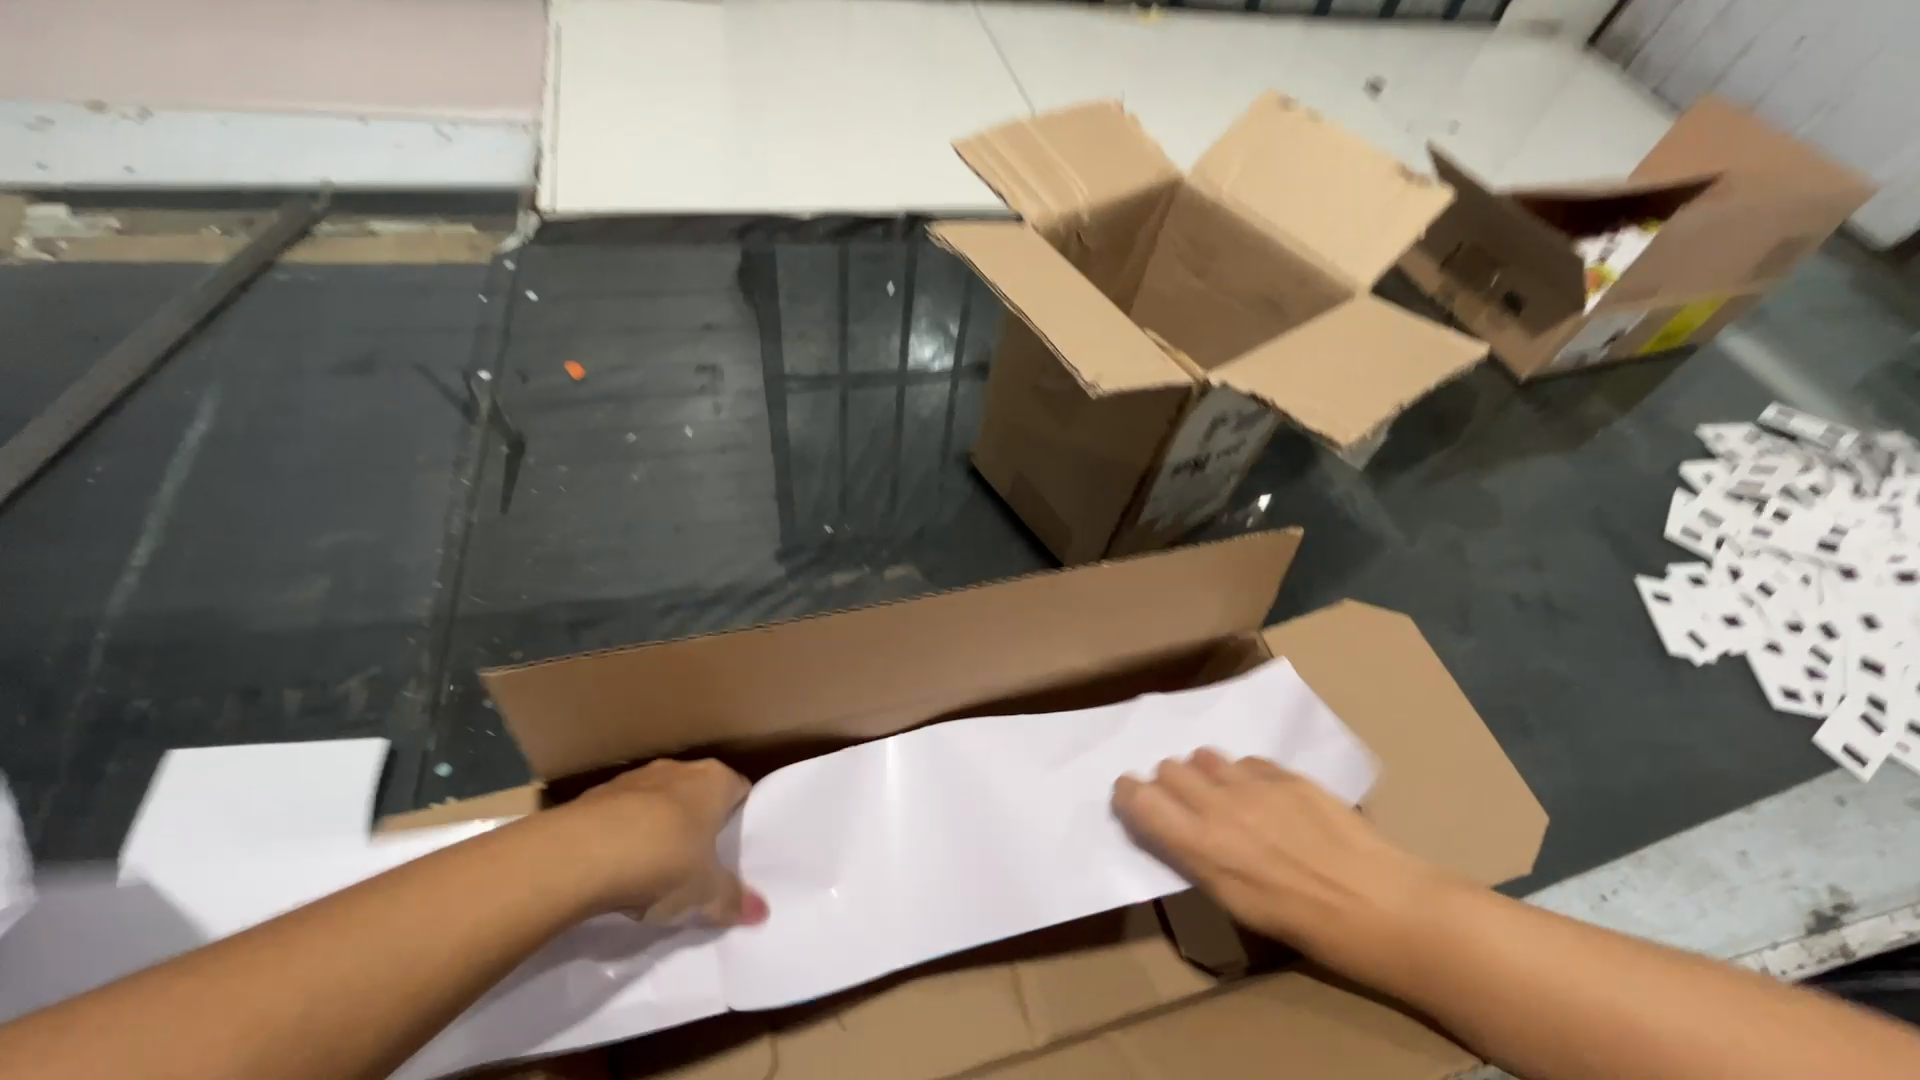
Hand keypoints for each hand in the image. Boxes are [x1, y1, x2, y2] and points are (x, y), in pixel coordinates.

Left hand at [553, 759, 767, 926]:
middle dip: (698, 825)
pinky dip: (622, 837)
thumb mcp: (705, 894)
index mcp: (715, 780)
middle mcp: (678, 769)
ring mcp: (634, 778)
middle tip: (699, 864)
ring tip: (654, 871)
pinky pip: (620, 817)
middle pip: (697, 796)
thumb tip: (761, 913)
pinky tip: (617, 870)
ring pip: (657, 804)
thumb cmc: (663, 861)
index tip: (735, 850)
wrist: (578, 854)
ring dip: (657, 830)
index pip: (739, 791)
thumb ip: (733, 901)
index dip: (739, 821)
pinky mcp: (594, 796)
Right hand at [1111, 749, 1445, 966]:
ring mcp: (1253, 783)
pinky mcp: (1286, 773)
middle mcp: (1218, 805)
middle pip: (1168, 768)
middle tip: (1185, 804)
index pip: (1139, 799)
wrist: (1374, 903)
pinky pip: (1246, 761)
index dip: (1128, 794)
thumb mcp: (1231, 901)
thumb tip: (1173, 831)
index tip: (1132, 798)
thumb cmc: (1297, 921)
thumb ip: (1194, 857)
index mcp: (1199, 844)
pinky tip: (1265, 798)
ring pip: (1205, 756)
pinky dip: (1245, 775)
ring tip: (1225, 796)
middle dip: (1168, 783)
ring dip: (1205, 774)